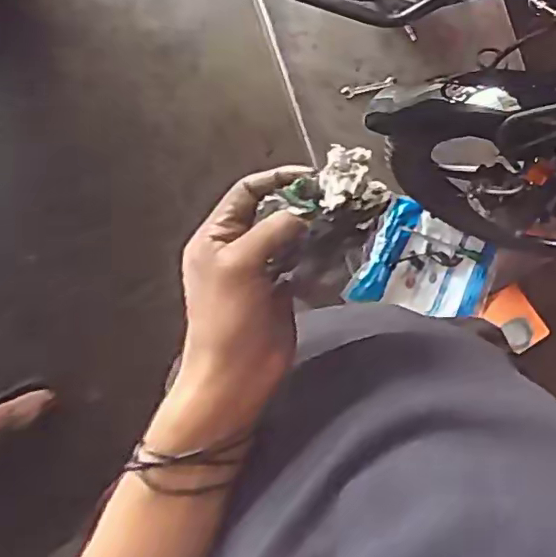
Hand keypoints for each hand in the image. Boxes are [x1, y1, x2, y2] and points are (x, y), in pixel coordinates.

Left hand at [166, 167, 311, 434]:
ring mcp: (262, 268)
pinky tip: (335, 251)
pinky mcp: (282, 287)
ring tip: (340, 222)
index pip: (247, 192)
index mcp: (216, 237)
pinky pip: (304, 259)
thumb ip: (273, 229)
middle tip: (333, 200)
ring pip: (293, 234)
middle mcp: (238, 248)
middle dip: (303, 203)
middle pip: (274, 211)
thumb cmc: (226, 322)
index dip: (278, 179)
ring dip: (316, 228)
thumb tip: (303, 212)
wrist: (234, 378)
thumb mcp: (240, 265)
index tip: (312, 178)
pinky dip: (320, 253)